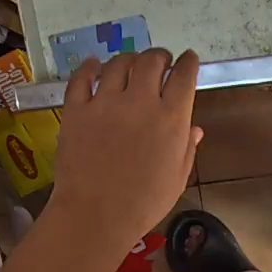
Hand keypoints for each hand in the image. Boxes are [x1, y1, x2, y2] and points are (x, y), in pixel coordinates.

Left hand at [46, 48, 201, 249]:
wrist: (97, 214)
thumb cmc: (144, 203)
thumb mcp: (177, 179)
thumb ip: (187, 149)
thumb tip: (194, 128)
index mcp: (171, 119)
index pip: (184, 77)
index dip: (188, 63)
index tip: (189, 60)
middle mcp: (140, 102)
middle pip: (151, 62)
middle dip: (159, 57)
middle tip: (161, 61)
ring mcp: (105, 102)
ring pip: (118, 64)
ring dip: (129, 59)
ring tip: (131, 64)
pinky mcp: (77, 109)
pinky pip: (82, 78)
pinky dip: (89, 67)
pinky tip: (93, 65)